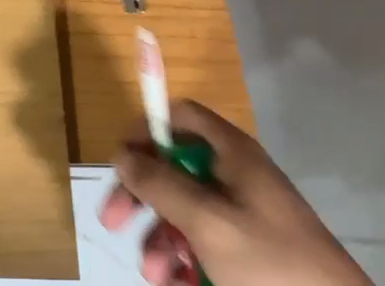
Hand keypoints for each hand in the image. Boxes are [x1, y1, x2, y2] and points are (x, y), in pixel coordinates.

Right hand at [99, 100, 370, 285]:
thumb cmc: (271, 261)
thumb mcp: (208, 221)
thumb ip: (160, 184)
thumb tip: (121, 153)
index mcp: (232, 154)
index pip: (181, 116)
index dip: (147, 127)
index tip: (120, 157)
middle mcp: (234, 176)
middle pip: (172, 167)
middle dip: (140, 195)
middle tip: (113, 221)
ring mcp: (242, 216)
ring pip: (182, 212)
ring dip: (158, 239)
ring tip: (156, 275)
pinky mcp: (247, 252)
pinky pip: (201, 244)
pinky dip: (182, 261)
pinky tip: (177, 283)